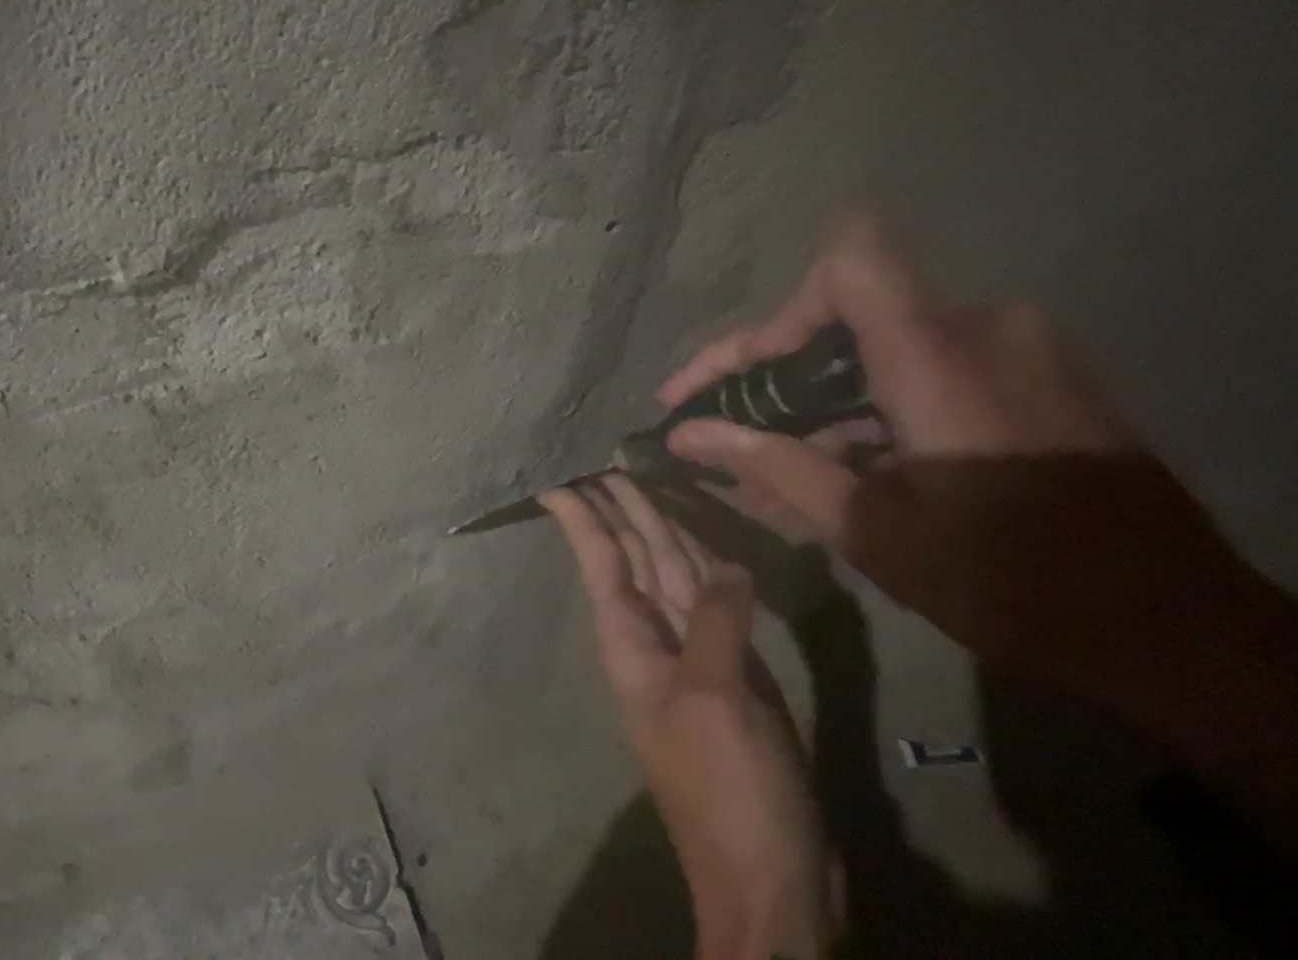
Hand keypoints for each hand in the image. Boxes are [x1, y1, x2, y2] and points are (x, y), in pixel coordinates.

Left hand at [541, 474, 837, 959]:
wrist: (770, 874)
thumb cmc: (727, 787)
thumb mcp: (713, 696)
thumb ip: (712, 619)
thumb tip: (722, 562)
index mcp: (631, 642)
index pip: (600, 559)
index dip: (580, 515)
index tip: (556, 474)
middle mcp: (655, 641)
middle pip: (633, 558)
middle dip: (620, 507)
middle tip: (607, 453)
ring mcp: (695, 657)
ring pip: (673, 575)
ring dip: (661, 528)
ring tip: (651, 479)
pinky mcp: (734, 674)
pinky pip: (714, 606)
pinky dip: (712, 572)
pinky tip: (713, 546)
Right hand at [657, 213, 1136, 535]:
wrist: (1171, 627)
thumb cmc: (1008, 577)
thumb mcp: (871, 528)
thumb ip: (771, 466)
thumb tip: (683, 434)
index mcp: (938, 351)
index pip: (846, 260)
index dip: (780, 309)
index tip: (737, 381)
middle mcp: (984, 329)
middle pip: (850, 315)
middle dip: (772, 373)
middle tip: (714, 431)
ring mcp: (1021, 354)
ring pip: (886, 351)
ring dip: (819, 402)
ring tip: (768, 469)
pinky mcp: (1041, 384)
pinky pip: (934, 373)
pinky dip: (874, 411)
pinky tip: (844, 472)